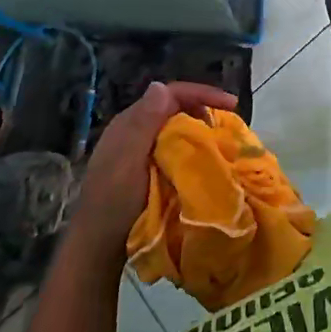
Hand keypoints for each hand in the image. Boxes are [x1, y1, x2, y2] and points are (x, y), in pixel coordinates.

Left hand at [73, 81, 237, 256]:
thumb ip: (144, 124)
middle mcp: (135, 130)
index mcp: (130, 122)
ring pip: (175, 127)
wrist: (99, 245)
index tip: (231, 104)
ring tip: (220, 142)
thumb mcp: (129, 161)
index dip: (201, 94)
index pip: (169, 94)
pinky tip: (203, 161)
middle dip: (203, 109)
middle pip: (174, 107)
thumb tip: (160, 85)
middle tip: (228, 125)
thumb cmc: (114, 202)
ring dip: (198, 129)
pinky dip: (191, 148)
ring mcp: (139, 149)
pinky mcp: (145, 168)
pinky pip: (173, 147)